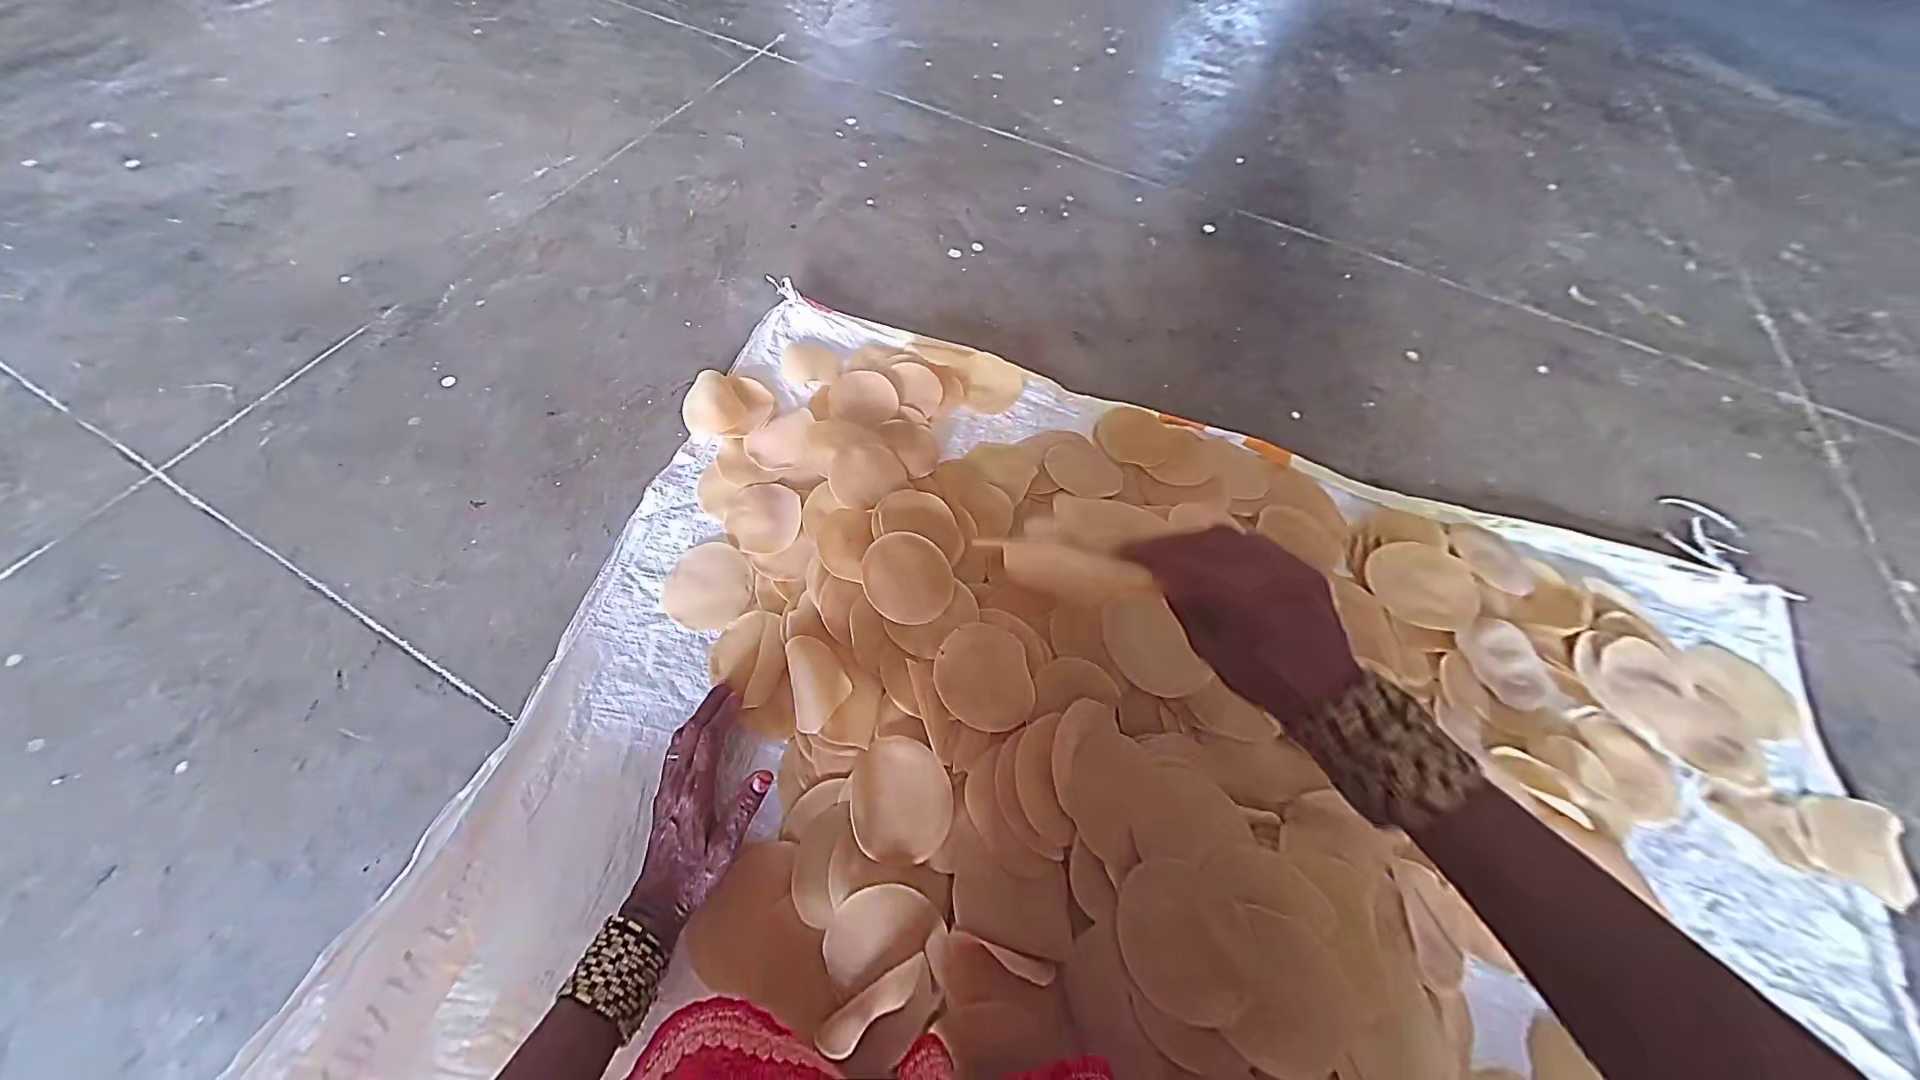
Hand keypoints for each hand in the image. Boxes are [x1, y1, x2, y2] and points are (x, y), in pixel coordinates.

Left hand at [622, 684, 771, 947]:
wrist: (656, 904)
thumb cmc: (694, 879)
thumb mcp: (724, 850)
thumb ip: (742, 811)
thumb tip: (762, 775)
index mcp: (694, 796)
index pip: (708, 745)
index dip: (720, 717)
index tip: (734, 696)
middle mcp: (677, 788)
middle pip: (690, 737)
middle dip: (707, 709)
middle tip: (724, 687)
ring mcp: (667, 792)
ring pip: (679, 744)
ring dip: (695, 719)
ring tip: (712, 702)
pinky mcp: (663, 799)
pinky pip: (673, 756)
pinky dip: (686, 735)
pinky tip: (693, 734)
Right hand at [1123, 527, 1362, 723]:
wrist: (1328, 693)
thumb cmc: (1262, 681)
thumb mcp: (1211, 648)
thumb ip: (1188, 606)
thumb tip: (1163, 578)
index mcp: (1237, 594)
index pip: (1182, 559)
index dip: (1149, 552)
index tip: (1125, 552)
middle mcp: (1264, 569)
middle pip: (1203, 540)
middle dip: (1169, 543)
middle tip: (1145, 550)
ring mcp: (1287, 564)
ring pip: (1231, 536)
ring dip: (1198, 541)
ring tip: (1177, 551)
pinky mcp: (1302, 567)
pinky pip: (1257, 545)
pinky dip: (1229, 546)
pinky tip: (1217, 556)